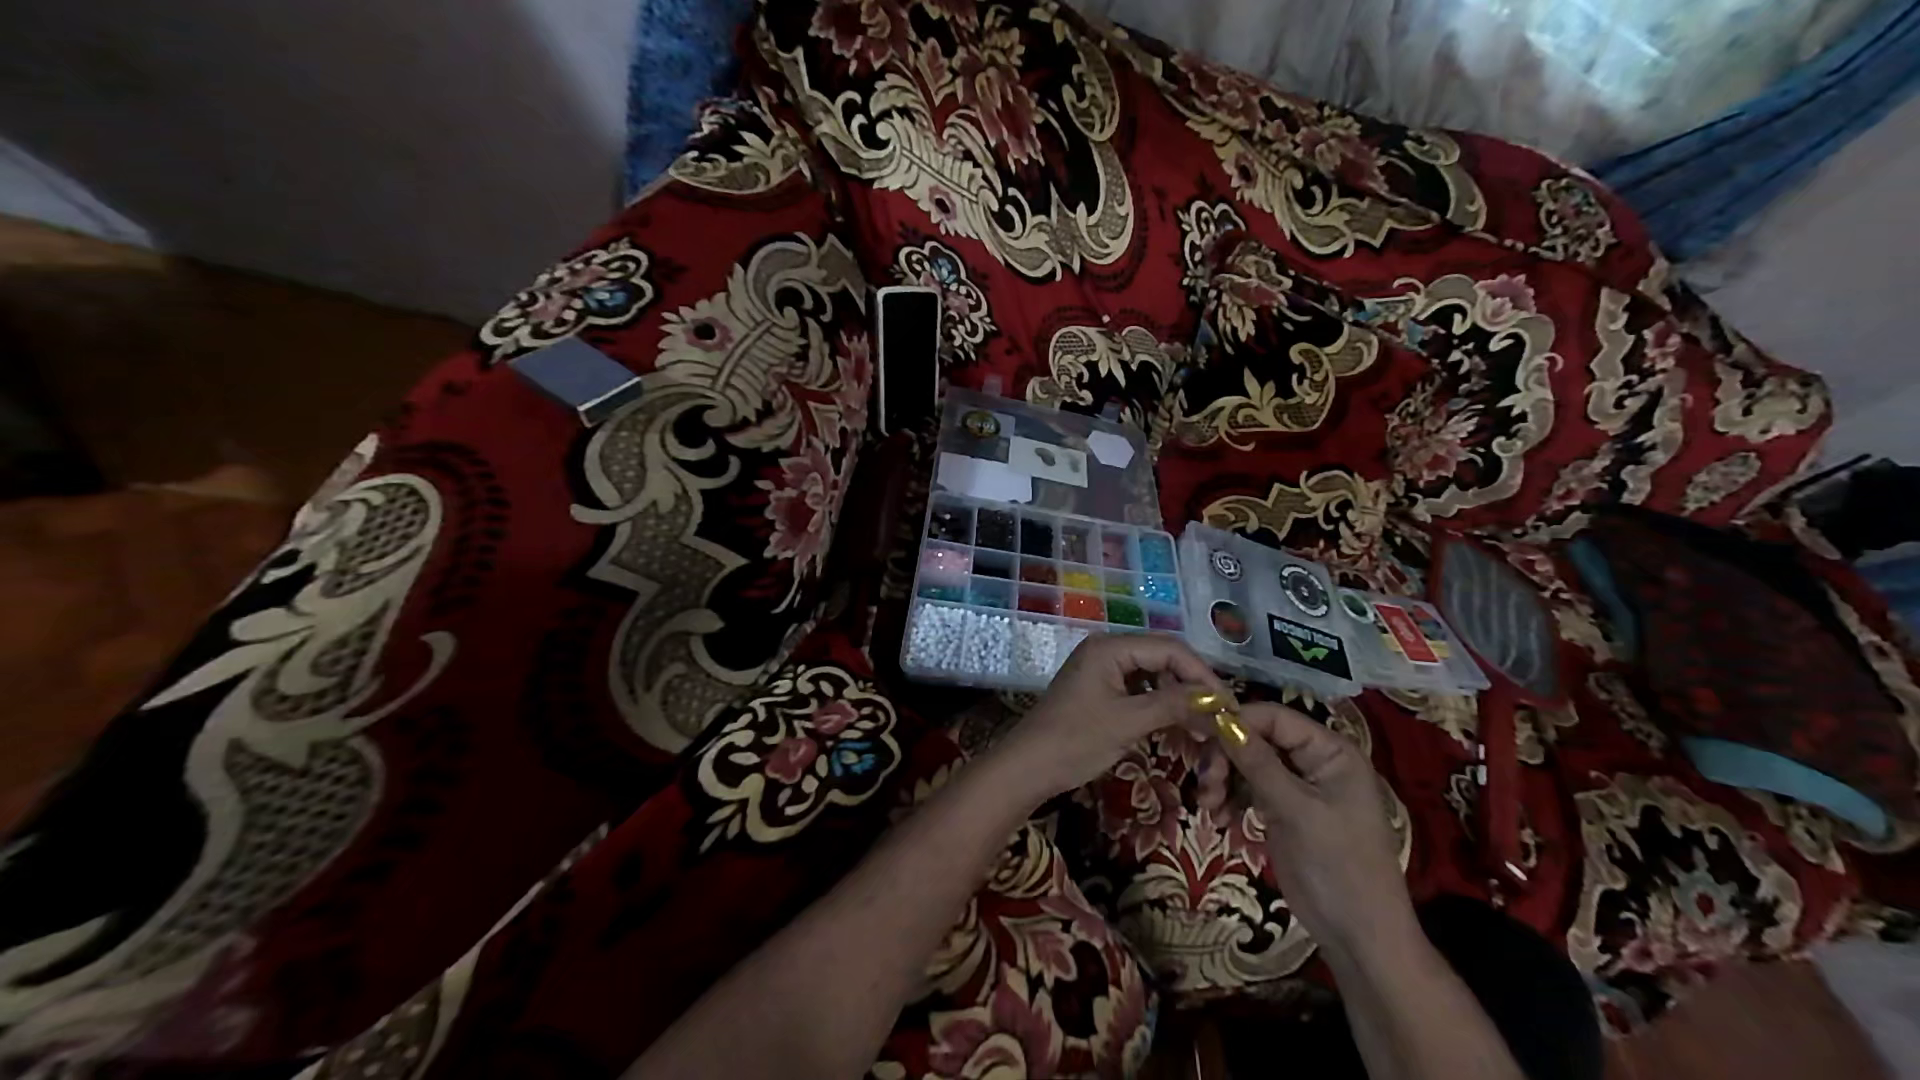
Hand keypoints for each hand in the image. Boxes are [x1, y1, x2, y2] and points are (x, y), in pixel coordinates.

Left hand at [989, 634, 1224, 803]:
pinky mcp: (1099, 689)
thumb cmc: (1075, 741)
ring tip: (1203, 724)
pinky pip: (1139, 688)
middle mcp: (1106, 649)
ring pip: (1153, 674)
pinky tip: (1177, 723)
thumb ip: (1173, 705)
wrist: (1028, 767)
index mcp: (1109, 647)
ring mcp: (1101, 669)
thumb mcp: (1127, 722)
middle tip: (1219, 716)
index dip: (1202, 675)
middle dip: (1192, 685)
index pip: (1170, 649)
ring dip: (1178, 696)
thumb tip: (1217, 699)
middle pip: (1163, 658)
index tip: (1228, 704)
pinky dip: (1159, 704)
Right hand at [1201, 702, 1415, 954]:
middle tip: (1206, 784)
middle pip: (1256, 740)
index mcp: (1331, 751)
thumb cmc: (1337, 865)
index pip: (1274, 717)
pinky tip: (1218, 819)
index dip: (1236, 722)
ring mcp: (1298, 787)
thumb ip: (1257, 761)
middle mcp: (1314, 761)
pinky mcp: (1283, 810)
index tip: (1198, 736)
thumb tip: (1219, 718)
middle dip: (1226, 759)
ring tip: (1209, 808)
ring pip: (1247, 764)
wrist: (1358, 936)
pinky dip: (1230, 800)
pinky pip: (1248, 790)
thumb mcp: (1295, 810)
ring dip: (1223, 781)